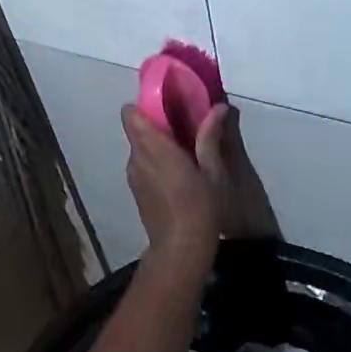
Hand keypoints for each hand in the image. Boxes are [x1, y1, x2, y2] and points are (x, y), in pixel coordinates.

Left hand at [122, 103, 224, 275]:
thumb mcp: (212, 170)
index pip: (131, 115)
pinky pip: (141, 163)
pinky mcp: (135, 190)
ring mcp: (133, 176)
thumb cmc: (200, 206)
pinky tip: (175, 170)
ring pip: (138, 147)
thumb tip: (219, 108)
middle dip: (154, 122)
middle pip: (135, 129)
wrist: (180, 249)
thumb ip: (210, 136)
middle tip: (181, 122)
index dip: (143, 104)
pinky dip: (153, 159)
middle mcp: (137, 158)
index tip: (165, 102)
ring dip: (154, 142)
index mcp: (154, 148)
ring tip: (181, 147)